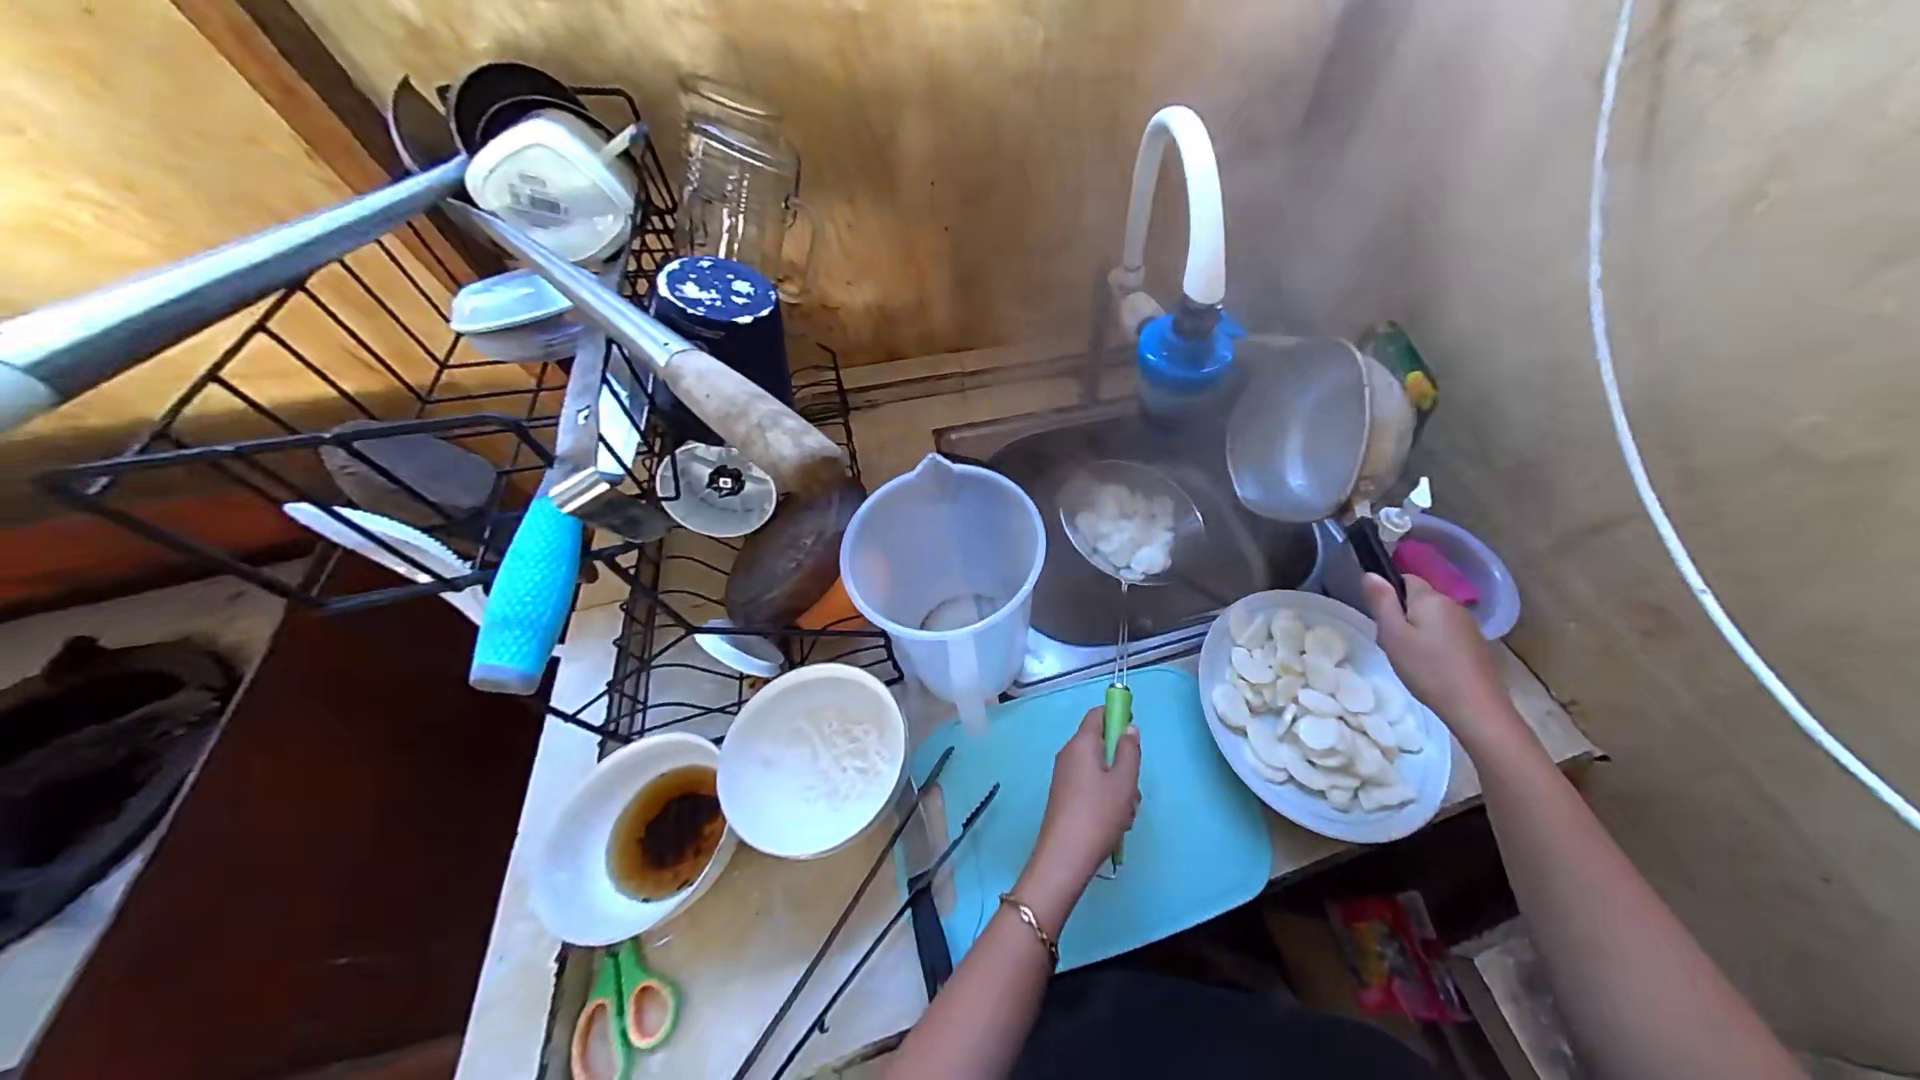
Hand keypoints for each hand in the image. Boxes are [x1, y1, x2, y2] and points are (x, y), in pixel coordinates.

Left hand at [1028, 707, 1140, 890]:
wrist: (1065, 856)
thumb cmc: (1098, 813)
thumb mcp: (1123, 781)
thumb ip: (1129, 751)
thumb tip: (1128, 728)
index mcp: (1080, 744)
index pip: (1097, 714)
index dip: (1117, 716)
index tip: (1133, 735)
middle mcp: (1070, 755)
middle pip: (1102, 746)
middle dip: (1123, 764)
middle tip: (1131, 788)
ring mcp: (1066, 777)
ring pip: (1102, 771)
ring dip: (1119, 788)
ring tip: (1124, 813)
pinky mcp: (1067, 797)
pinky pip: (1093, 788)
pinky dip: (1108, 800)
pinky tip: (1115, 823)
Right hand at [1362, 572, 1535, 757]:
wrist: (1476, 707)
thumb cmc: (1427, 668)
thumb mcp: (1393, 634)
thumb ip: (1381, 602)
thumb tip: (1371, 573)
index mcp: (1432, 599)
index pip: (1405, 579)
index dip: (1388, 594)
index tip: (1380, 619)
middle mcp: (1453, 605)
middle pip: (1418, 600)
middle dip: (1400, 615)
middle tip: (1390, 643)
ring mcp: (1467, 625)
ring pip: (1431, 618)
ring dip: (1415, 631)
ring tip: (1407, 658)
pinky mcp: (1475, 644)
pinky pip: (1444, 633)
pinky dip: (1432, 644)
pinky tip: (1428, 666)